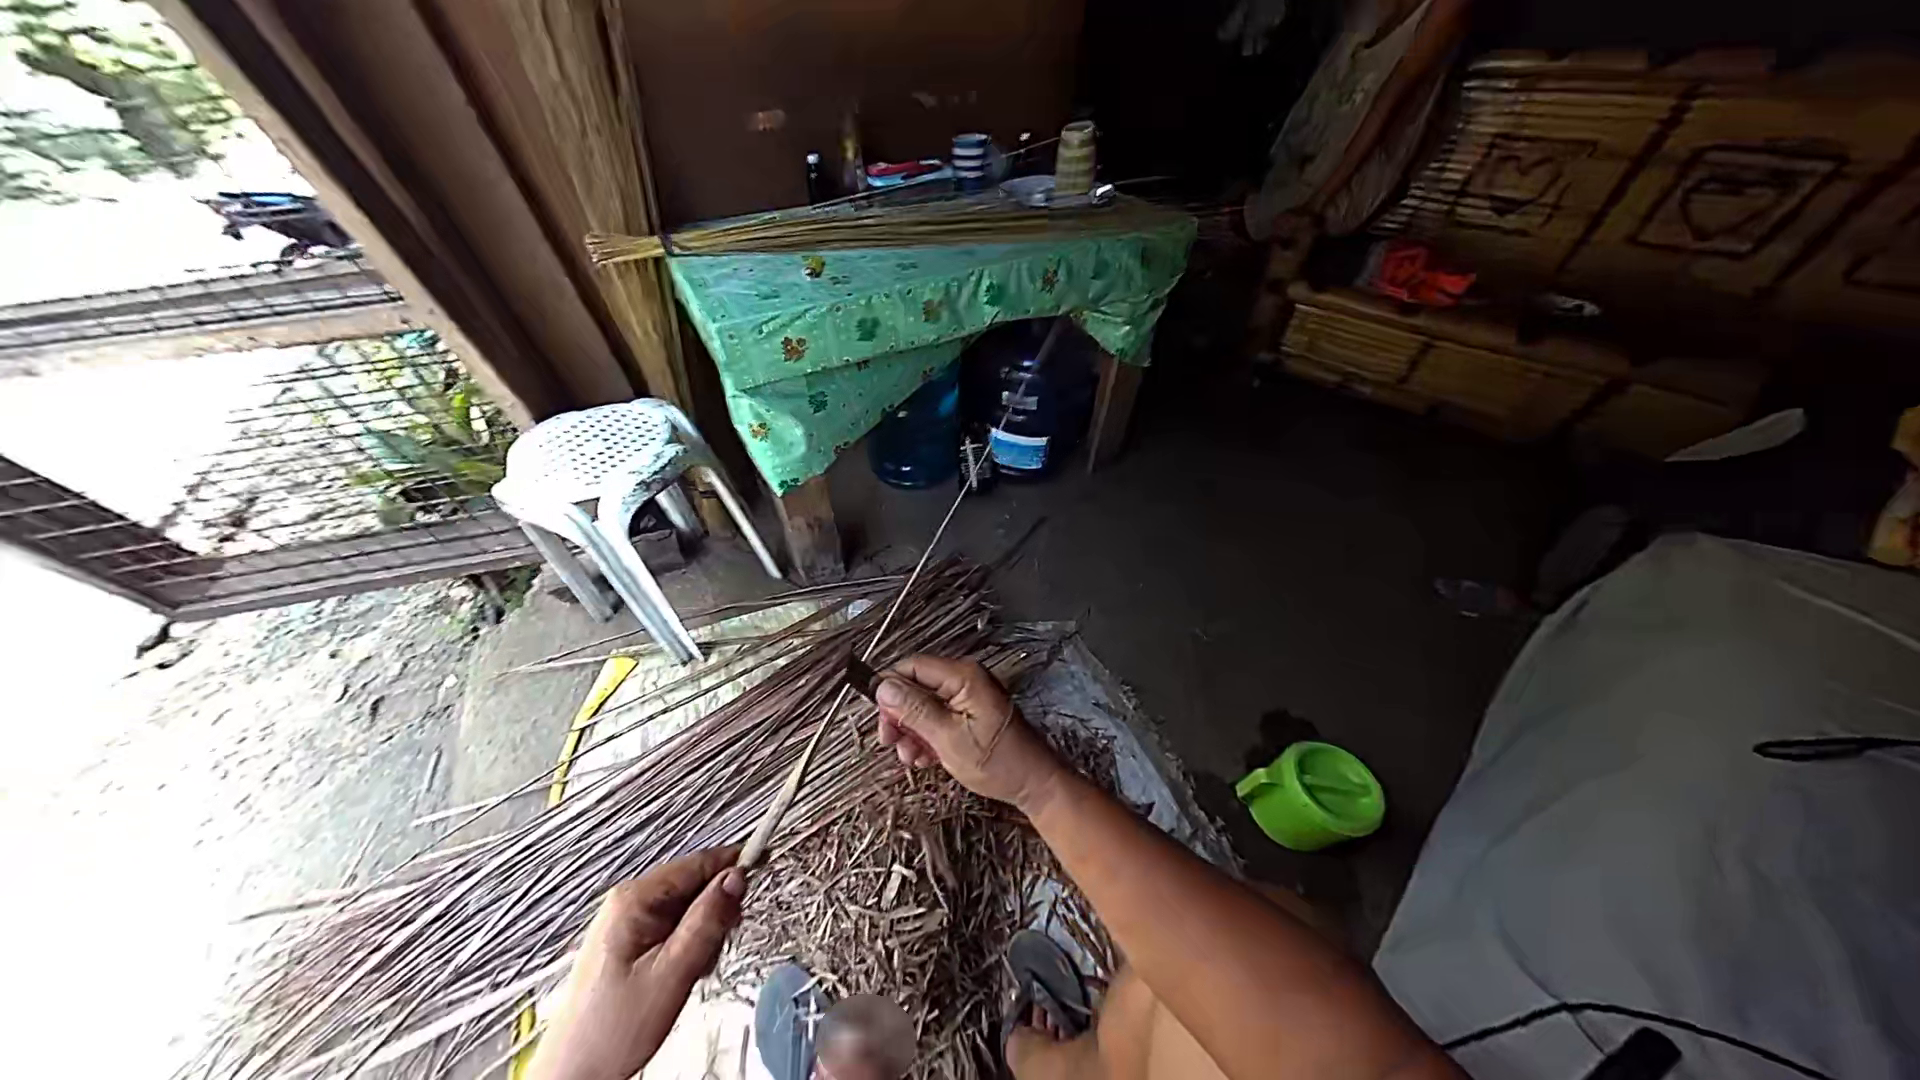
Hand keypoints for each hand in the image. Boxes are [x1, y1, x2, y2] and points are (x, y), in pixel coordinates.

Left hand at [525, 846, 745, 1079]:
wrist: (572, 1079)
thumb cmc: (611, 1033)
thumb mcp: (672, 974)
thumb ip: (707, 922)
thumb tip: (736, 878)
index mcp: (634, 900)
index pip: (697, 863)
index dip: (733, 864)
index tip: (763, 862)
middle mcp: (628, 903)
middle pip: (693, 883)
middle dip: (715, 910)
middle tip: (718, 944)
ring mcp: (628, 922)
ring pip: (687, 907)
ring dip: (703, 931)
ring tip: (694, 968)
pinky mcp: (631, 941)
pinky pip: (674, 926)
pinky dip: (689, 944)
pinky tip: (683, 971)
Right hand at [873, 655, 1068, 812]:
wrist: (1033, 783)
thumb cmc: (999, 762)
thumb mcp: (948, 738)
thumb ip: (915, 710)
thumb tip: (883, 687)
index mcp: (963, 676)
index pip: (912, 666)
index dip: (890, 689)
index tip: (880, 718)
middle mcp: (964, 679)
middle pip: (916, 686)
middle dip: (900, 715)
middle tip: (890, 742)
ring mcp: (968, 697)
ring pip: (923, 705)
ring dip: (911, 730)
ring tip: (911, 757)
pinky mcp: (969, 713)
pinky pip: (938, 717)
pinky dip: (927, 736)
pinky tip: (924, 757)